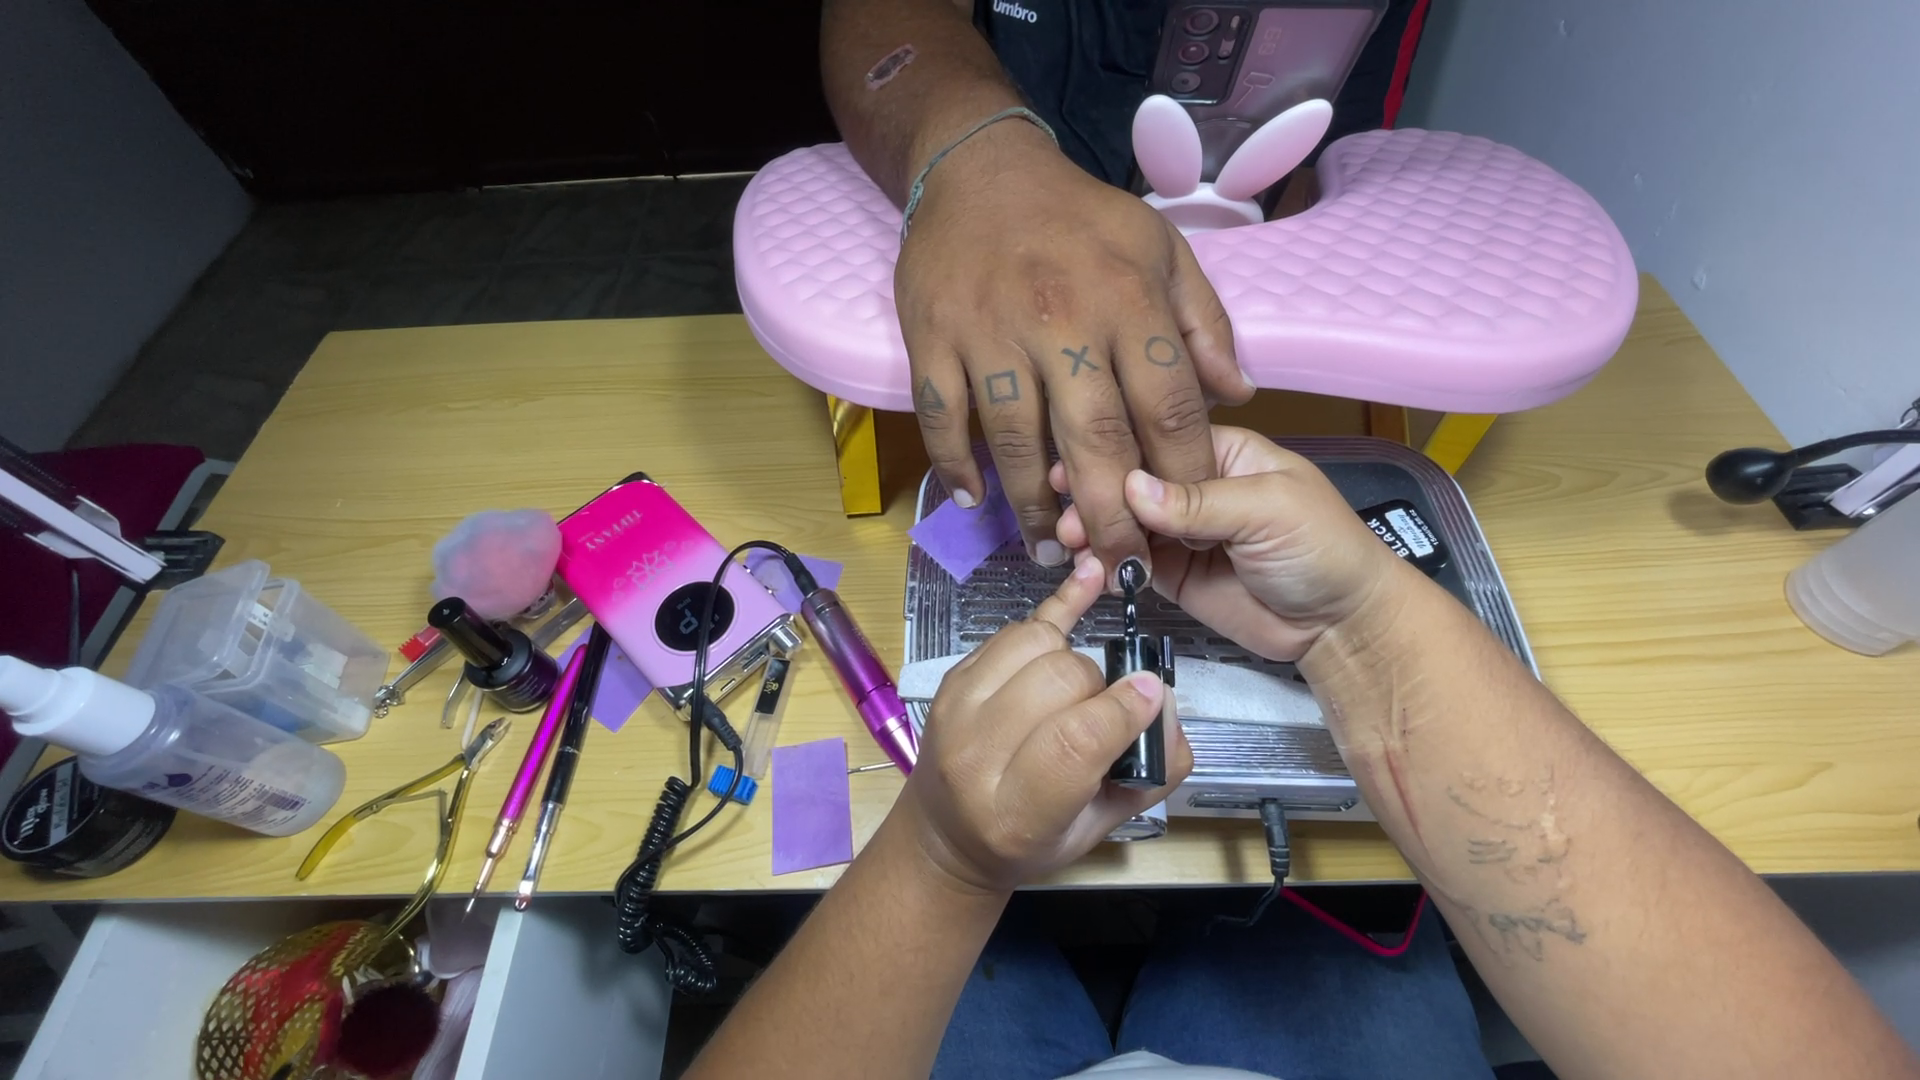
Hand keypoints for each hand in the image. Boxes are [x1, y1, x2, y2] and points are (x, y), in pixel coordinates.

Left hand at [893, 556, 1192, 894]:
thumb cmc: (1028, 841)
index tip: (1152, 695)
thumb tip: (1164, 704)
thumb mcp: (1098, 830)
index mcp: (1014, 813)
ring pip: (1034, 643)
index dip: (1120, 711)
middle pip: (1055, 681)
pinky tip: (1091, 576)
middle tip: (1104, 708)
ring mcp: (957, 709)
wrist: (946, 833)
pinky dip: (1056, 604)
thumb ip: (1148, 774)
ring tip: (1078, 686)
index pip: (1071, 743)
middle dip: (1100, 686)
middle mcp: (975, 755)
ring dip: (1073, 657)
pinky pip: (1012, 628)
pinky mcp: (954, 677)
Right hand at [896, 120, 1253, 579]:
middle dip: (1112, 516)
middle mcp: (1060, 322)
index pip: (1167, 403)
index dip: (1181, 471)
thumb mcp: (1161, 247)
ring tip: (1048, 549)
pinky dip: (954, 466)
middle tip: (1120, 566)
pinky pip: (942, 418)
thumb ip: (1204, 321)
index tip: (1183, 517)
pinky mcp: (932, 340)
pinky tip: (973, 500)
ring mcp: (988, 334)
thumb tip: (1238, 392)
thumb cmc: (1078, 217)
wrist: (978, 171)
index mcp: (1127, 298)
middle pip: (1094, 440)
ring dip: (1031, 507)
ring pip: (1014, 441)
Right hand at [1053, 426, 1409, 660]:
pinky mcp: (1168, 572)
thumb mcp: (1269, 509)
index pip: (1155, 439)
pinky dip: (1106, 564)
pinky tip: (1090, 568)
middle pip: (1129, 482)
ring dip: (1094, 531)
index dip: (1114, 452)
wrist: (1339, 625)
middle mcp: (1188, 485)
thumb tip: (1131, 487)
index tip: (1073, 465)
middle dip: (1095, 496)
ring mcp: (1175, 531)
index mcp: (1217, 451)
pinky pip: (1128, 562)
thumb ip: (1200, 500)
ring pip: (1122, 522)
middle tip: (1069, 515)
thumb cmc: (1321, 548)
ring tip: (1074, 544)